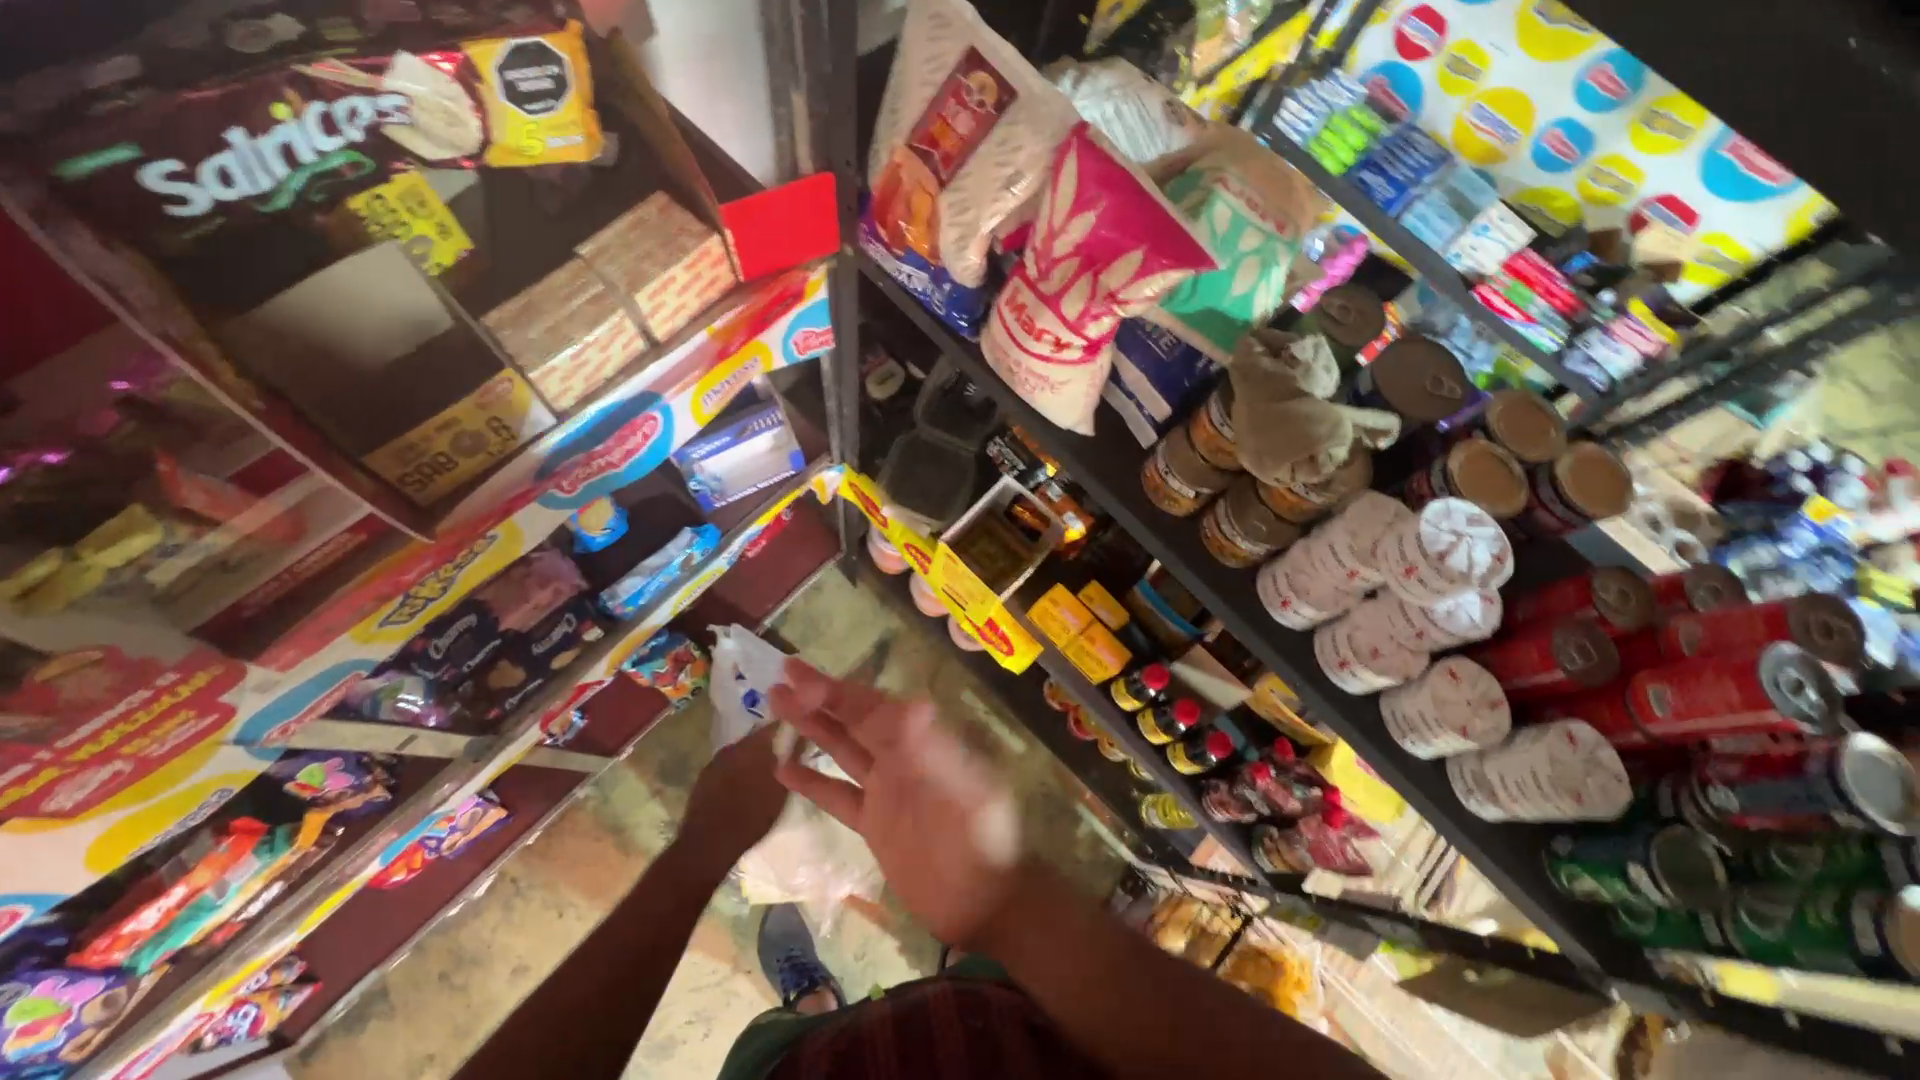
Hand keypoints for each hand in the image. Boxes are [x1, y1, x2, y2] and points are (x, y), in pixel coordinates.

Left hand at [676, 724, 787, 874]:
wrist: (707, 844)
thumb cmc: (751, 816)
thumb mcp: (780, 790)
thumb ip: (791, 760)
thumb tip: (801, 737)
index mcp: (752, 746)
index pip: (776, 726)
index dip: (789, 731)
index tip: (800, 741)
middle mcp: (732, 747)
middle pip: (757, 738)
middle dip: (771, 746)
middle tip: (785, 761)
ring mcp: (715, 762)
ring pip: (741, 753)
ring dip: (753, 760)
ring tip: (766, 776)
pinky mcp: (704, 778)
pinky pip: (728, 766)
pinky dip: (738, 771)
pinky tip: (744, 787)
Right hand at [770, 659, 1021, 947]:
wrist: (985, 906)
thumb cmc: (980, 848)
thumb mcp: (962, 797)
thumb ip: (932, 755)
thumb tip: (910, 704)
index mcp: (926, 746)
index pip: (876, 709)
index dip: (840, 693)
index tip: (803, 683)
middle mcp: (905, 760)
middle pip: (856, 721)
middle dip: (820, 697)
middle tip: (782, 675)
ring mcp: (888, 792)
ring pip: (843, 751)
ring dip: (812, 728)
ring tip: (775, 704)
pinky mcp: (875, 826)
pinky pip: (837, 796)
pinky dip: (812, 782)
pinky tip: (782, 768)